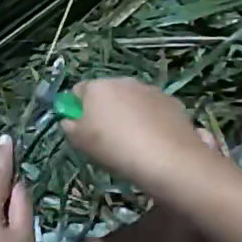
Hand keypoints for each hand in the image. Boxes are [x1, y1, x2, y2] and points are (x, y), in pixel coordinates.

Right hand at [59, 77, 219, 187]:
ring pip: (131, 100)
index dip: (76, 109)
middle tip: (105, 138)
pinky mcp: (172, 102)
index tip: (81, 129)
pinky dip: (150, 120)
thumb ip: (69, 126)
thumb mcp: (79, 142)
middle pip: (106, 93)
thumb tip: (70, 120)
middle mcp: (123, 81)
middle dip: (104, 110)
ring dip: (128, 115)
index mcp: (96, 87)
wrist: (167, 159)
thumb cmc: (114, 148)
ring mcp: (150, 90)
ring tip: (132, 142)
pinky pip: (152, 109)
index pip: (77, 91)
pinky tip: (152, 141)